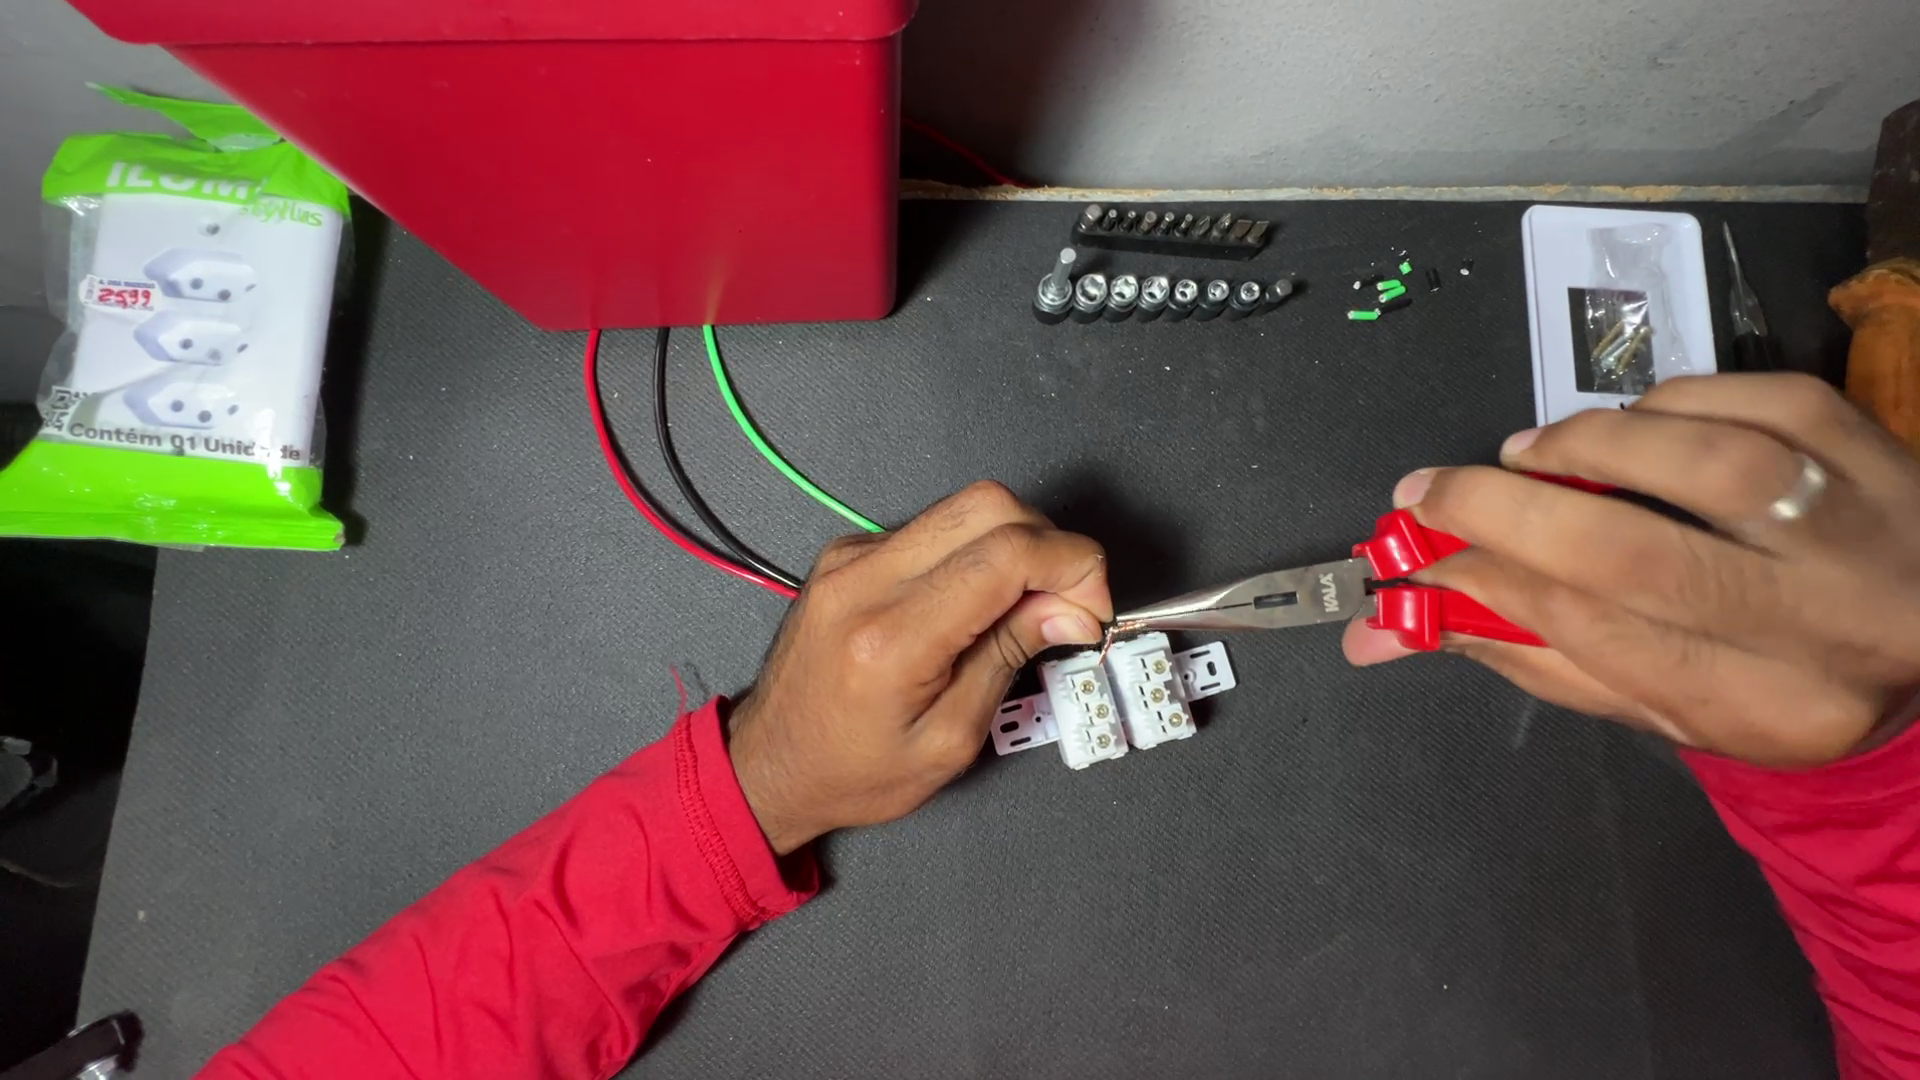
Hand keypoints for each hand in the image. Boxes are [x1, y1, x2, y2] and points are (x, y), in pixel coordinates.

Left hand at [728, 482, 1111, 853]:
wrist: (769, 761)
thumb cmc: (856, 770)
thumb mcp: (950, 739)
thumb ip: (1008, 657)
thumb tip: (1070, 606)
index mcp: (891, 636)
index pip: (1004, 554)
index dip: (1072, 566)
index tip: (1091, 607)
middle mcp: (865, 576)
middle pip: (988, 504)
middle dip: (1051, 541)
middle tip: (1067, 601)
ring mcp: (852, 554)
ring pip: (964, 505)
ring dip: (1017, 541)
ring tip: (1028, 602)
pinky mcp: (849, 550)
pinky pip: (935, 526)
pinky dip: (978, 548)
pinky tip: (980, 597)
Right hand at [1344, 373, 1919, 766]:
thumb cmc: (1748, 680)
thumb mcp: (1629, 694)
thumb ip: (1505, 651)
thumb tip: (1366, 637)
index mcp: (1755, 705)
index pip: (1586, 632)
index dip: (1481, 583)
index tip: (1417, 555)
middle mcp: (1827, 625)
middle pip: (1634, 554)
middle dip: (1502, 513)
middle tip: (1431, 493)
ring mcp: (1869, 528)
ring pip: (1706, 464)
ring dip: (1582, 448)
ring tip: (1526, 454)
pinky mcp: (1879, 451)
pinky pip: (1759, 400)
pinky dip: (1667, 403)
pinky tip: (1629, 428)